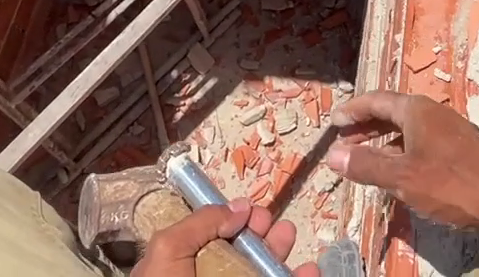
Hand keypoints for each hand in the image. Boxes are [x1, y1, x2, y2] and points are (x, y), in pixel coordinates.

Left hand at [134, 197, 318, 276]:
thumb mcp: (168, 251)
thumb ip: (201, 223)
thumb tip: (240, 208)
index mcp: (190, 263)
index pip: (218, 235)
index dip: (238, 220)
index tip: (252, 212)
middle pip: (245, 252)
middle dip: (264, 234)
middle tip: (274, 226)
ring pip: (265, 272)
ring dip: (281, 255)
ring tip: (290, 237)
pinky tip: (310, 271)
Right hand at [324, 91, 478, 228]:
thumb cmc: (452, 182)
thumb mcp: (403, 177)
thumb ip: (367, 165)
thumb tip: (332, 154)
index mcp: (416, 110)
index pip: (376, 100)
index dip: (353, 110)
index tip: (334, 121)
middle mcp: (432, 112)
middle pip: (391, 113)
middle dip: (366, 126)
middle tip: (344, 140)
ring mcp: (449, 130)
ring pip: (408, 130)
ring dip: (384, 142)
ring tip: (366, 159)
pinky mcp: (461, 150)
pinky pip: (422, 143)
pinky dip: (403, 153)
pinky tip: (401, 174)